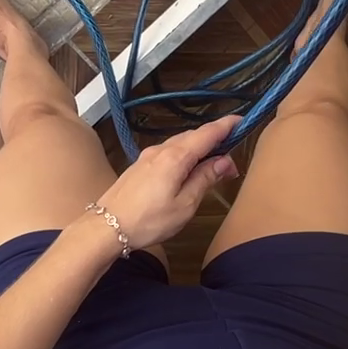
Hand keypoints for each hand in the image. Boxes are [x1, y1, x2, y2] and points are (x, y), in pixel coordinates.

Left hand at [90, 116, 240, 248]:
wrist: (105, 227)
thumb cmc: (148, 220)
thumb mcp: (185, 205)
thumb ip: (205, 179)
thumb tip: (224, 161)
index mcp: (175, 157)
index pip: (207, 133)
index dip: (226, 126)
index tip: (242, 120)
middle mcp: (161, 150)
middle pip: (193, 136)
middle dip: (215, 142)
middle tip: (231, 161)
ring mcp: (147, 156)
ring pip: (179, 144)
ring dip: (198, 149)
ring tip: (213, 167)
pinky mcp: (139, 166)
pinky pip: (168, 153)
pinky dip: (184, 156)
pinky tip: (187, 170)